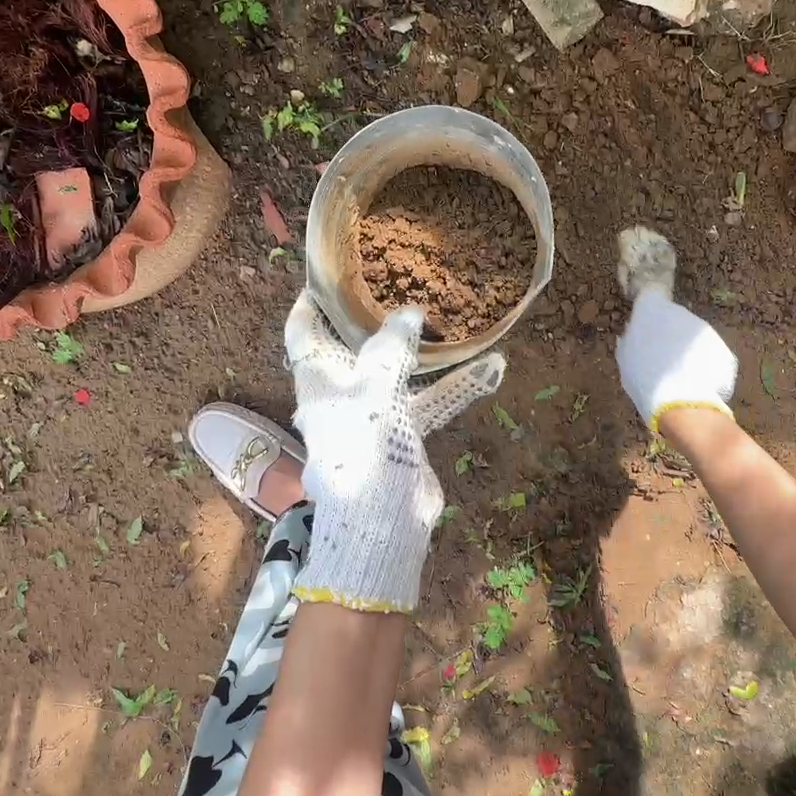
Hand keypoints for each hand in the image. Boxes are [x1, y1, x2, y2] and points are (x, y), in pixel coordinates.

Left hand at [284, 291, 504, 612]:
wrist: (383, 521)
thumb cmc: (362, 447)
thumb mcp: (373, 388)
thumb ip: (390, 348)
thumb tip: (408, 313)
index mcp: (317, 381)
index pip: (303, 332)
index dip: (312, 302)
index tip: (330, 274)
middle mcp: (340, 393)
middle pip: (352, 346)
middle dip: (373, 317)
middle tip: (397, 283)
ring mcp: (372, 413)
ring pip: (397, 370)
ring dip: (422, 350)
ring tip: (448, 316)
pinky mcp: (402, 431)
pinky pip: (428, 399)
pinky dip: (455, 385)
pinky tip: (491, 366)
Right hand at [614, 226, 736, 429]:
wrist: (682, 403)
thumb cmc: (645, 379)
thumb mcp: (626, 361)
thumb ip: (628, 342)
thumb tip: (630, 334)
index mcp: (651, 311)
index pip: (650, 291)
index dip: (649, 296)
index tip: (647, 304)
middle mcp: (680, 313)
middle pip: (672, 317)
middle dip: (668, 331)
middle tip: (659, 354)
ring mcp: (703, 330)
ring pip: (691, 335)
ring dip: (685, 348)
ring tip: (678, 374)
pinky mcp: (722, 348)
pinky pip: (708, 352)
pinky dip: (702, 363)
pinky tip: (694, 382)